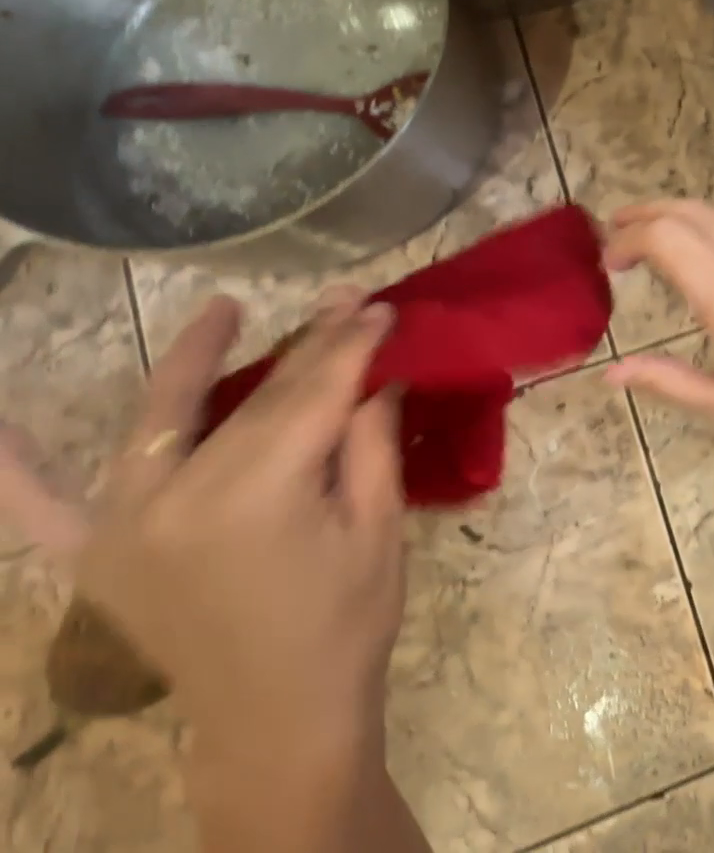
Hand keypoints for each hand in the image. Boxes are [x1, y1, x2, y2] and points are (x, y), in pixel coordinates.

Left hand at [77, 294, 406, 767]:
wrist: (279, 710)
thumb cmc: (350, 619)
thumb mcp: (378, 529)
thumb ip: (369, 448)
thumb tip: (375, 381)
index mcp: (256, 497)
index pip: (309, 398)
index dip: (346, 348)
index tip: (376, 307)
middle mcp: (173, 500)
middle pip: (247, 405)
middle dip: (300, 350)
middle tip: (339, 302)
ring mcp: (118, 527)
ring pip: (160, 426)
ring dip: (190, 363)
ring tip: (220, 311)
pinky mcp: (94, 555)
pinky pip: (40, 506)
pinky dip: (13, 468)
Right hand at [601, 200, 713, 458]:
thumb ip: (669, 382)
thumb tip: (612, 372)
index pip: (667, 237)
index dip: (628, 239)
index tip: (608, 266)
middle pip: (691, 212)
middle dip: (646, 215)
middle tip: (615, 238)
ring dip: (680, 218)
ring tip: (651, 243)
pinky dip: (711, 230)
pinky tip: (705, 260)